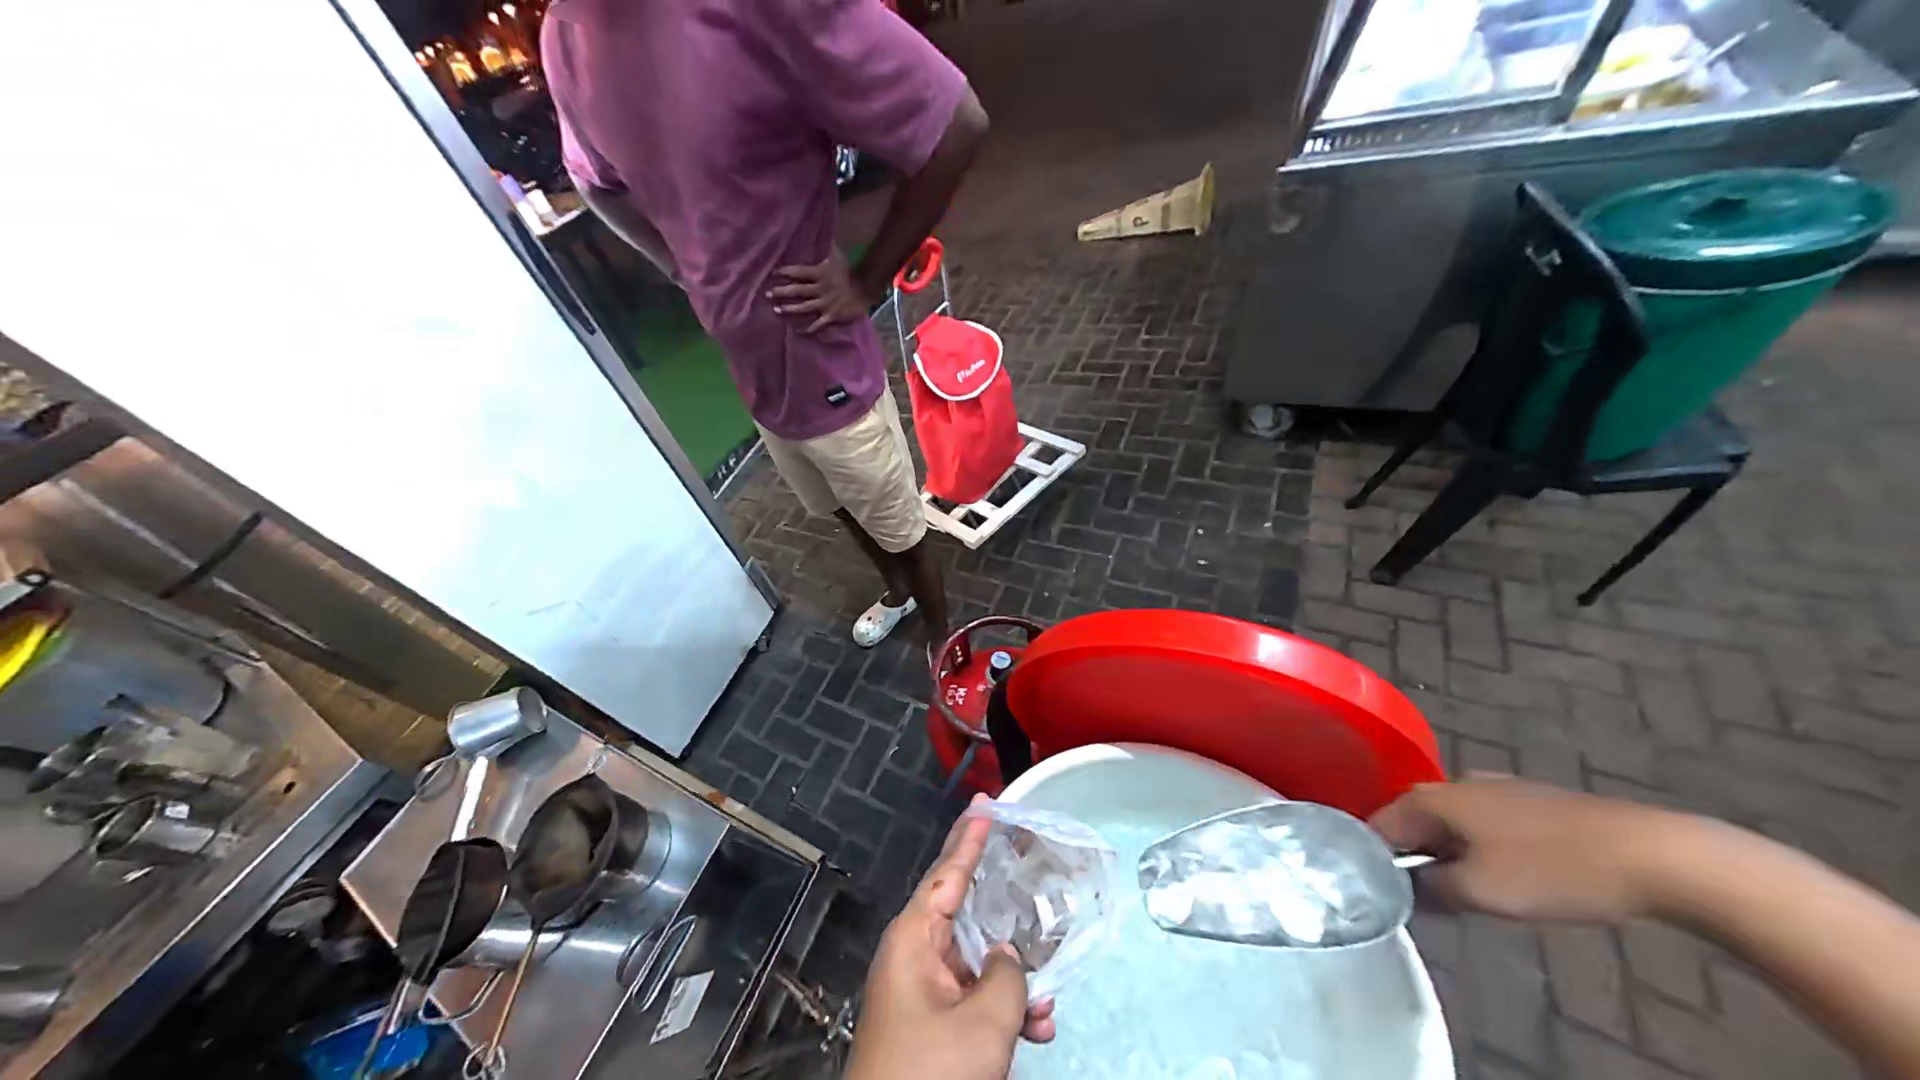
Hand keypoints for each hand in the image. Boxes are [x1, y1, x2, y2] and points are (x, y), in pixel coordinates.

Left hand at [768, 247, 880, 333]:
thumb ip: (825, 246)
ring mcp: (825, 304)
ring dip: (789, 308)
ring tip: (776, 309)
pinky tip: (799, 331)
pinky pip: (818, 324)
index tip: (772, 274)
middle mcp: (820, 289)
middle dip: (781, 292)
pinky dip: (808, 328)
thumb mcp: (836, 255)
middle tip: (767, 293)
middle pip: (797, 290)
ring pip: (804, 307)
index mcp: (820, 273)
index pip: (798, 271)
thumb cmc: (849, 271)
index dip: (784, 272)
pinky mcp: (831, 316)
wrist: (866, 288)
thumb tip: (817, 230)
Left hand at [845, 794, 1055, 1079]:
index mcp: (914, 938)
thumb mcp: (984, 1021)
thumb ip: (1007, 976)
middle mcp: (915, 955)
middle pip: (966, 912)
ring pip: (979, 962)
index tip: (985, 803)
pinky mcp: (933, 1026)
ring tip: (1049, 996)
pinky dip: (1006, 1009)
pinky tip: (1038, 1029)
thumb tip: (1006, 958)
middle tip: (1033, 874)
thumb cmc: (932, 1071)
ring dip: (1016, 978)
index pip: (947, 871)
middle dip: (1005, 907)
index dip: (970, 836)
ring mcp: (923, 992)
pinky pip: (975, 999)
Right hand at [1370, 775, 1689, 922]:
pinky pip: (1486, 823)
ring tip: (1473, 892)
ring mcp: (1496, 787)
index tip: (1386, 893)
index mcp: (1431, 796)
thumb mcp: (1480, 892)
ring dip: (1452, 854)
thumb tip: (1410, 887)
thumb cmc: (1553, 870)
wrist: (1654, 855)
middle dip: (1416, 857)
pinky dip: (1484, 847)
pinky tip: (1511, 875)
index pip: (1378, 825)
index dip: (1376, 860)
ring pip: (1453, 822)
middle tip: (1431, 900)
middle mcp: (1454, 782)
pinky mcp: (1533, 799)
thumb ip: (1431, 889)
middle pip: (1415, 821)